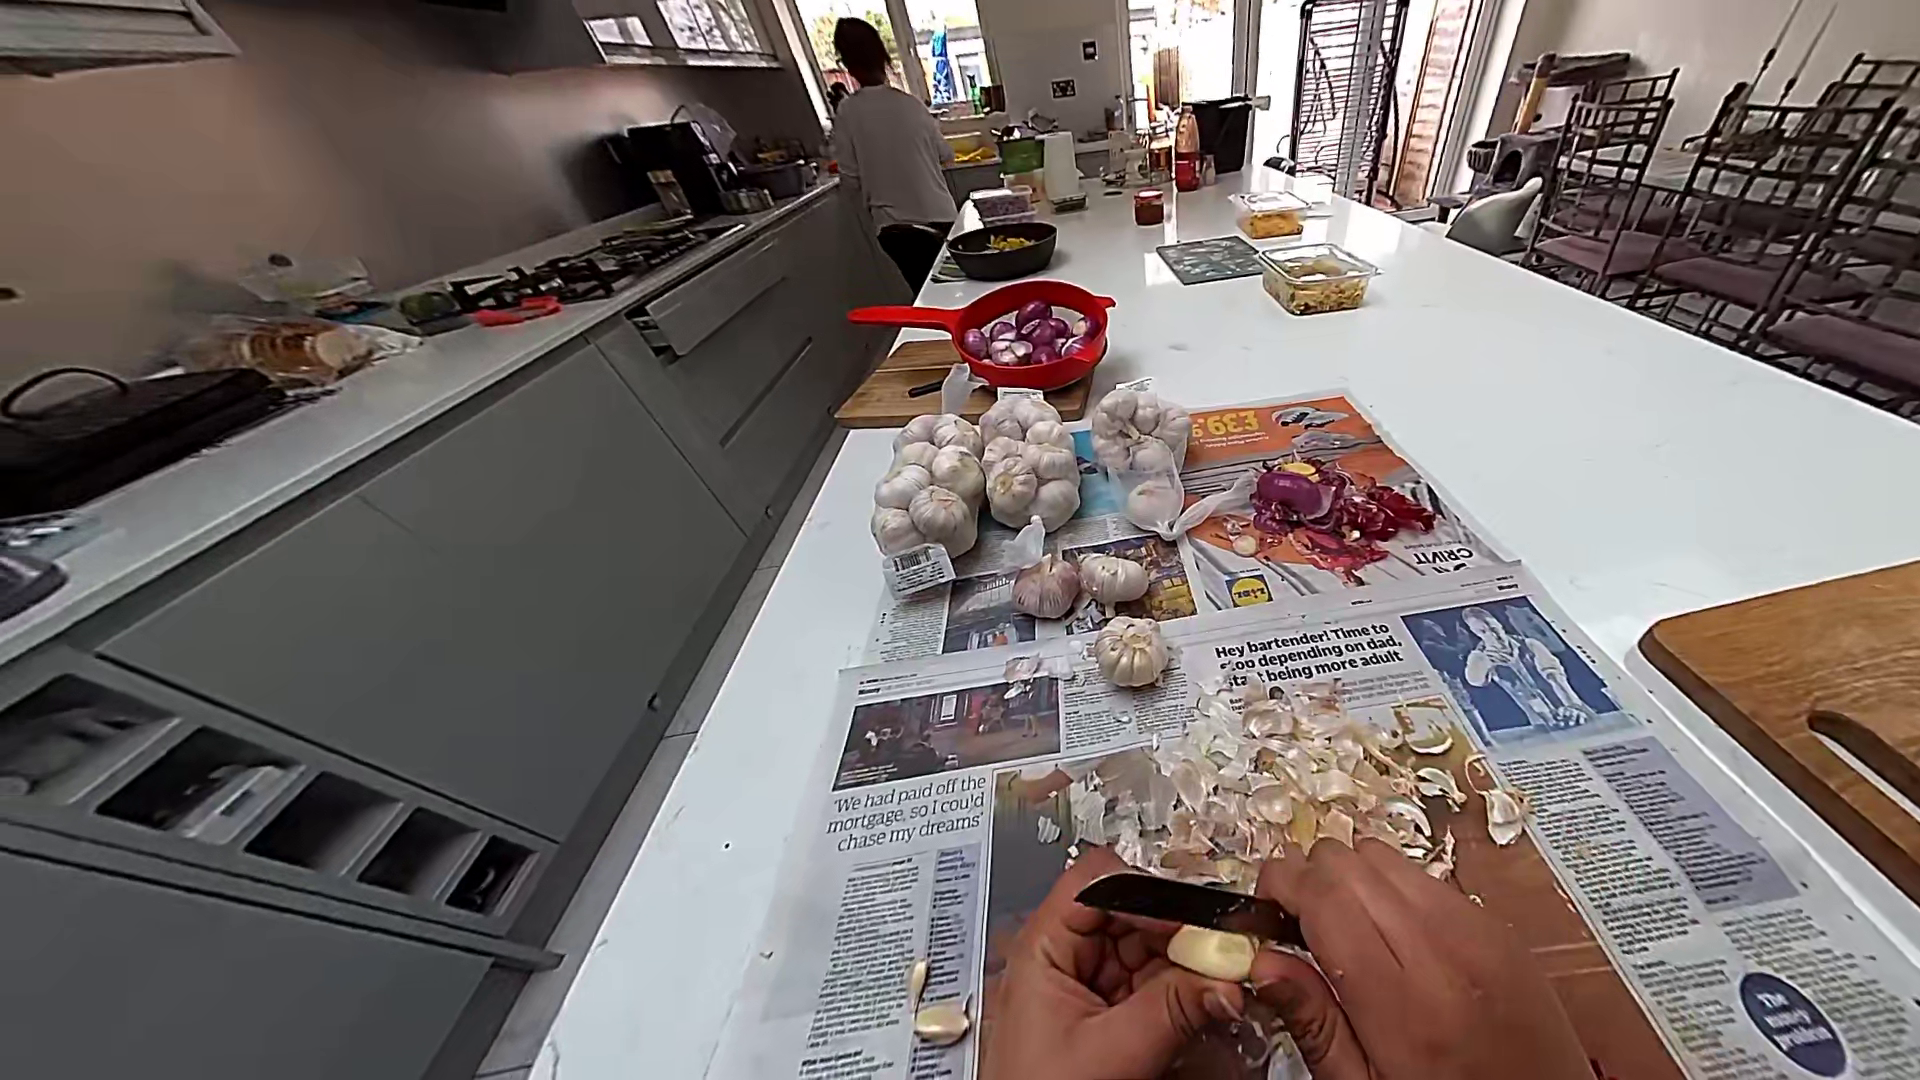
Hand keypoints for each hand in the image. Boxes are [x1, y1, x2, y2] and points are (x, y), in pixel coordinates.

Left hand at [982, 846, 1244, 1079]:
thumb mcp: (1108, 1054)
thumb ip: (1168, 1012)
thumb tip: (1222, 981)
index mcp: (1044, 942)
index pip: (1092, 882)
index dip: (1142, 888)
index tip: (1190, 911)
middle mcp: (1063, 950)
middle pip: (1123, 911)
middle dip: (1173, 924)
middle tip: (1220, 945)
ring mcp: (1085, 978)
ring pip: (1141, 945)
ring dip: (1181, 956)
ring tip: (1219, 971)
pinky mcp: (1103, 1008)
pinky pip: (1145, 980)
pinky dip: (1175, 985)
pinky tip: (1201, 994)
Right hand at [1250, 839, 1591, 1079]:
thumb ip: (1312, 1022)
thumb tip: (1260, 961)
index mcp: (1406, 1005)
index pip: (1320, 892)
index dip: (1279, 882)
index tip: (1268, 905)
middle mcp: (1444, 952)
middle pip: (1342, 860)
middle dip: (1309, 877)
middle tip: (1303, 918)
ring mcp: (1478, 931)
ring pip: (1376, 852)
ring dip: (1348, 875)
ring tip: (1349, 920)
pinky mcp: (1498, 925)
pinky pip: (1418, 871)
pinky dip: (1389, 884)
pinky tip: (1393, 928)